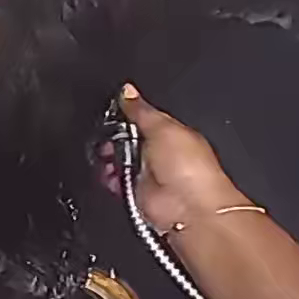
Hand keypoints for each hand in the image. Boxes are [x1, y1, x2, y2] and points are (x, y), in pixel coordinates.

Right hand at [115, 84, 251, 229]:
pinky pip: (112, 180)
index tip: (111, 113)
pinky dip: (108, 177)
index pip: (140, 118)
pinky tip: (112, 174)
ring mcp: (145, 173)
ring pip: (115, 159)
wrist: (188, 207)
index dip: (123, 115)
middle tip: (110, 138)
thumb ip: (141, 110)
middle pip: (123, 139)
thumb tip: (127, 91)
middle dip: (111, 138)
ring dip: (108, 158)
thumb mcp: (163, 127)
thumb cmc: (190, 169)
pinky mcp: (134, 192)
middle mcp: (157, 153)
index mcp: (170, 133)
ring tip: (110, 157)